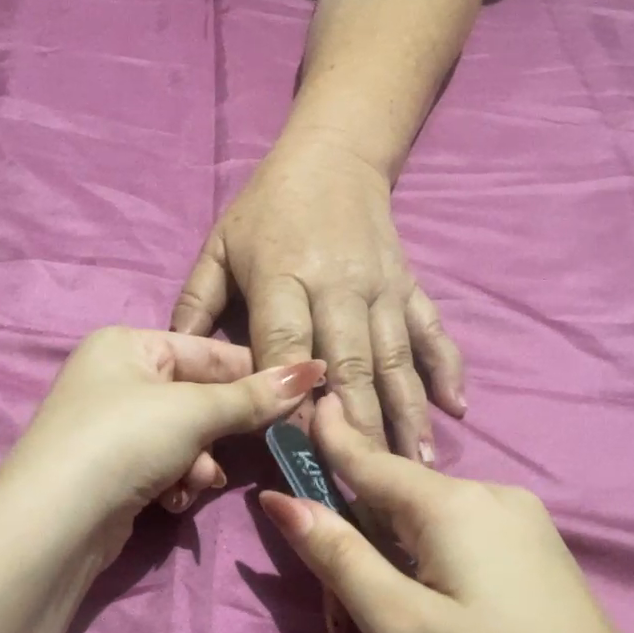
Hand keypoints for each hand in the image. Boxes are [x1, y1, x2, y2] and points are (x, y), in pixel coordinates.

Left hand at [0, 327, 324, 563]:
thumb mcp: (194, 411)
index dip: (254, 376)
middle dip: (217, 433)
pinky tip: (171, 501)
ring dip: (198, 465)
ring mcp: (111, 429)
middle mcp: (116, 379)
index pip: (208, 351)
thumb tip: (313, 369)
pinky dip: (176, 484)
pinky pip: (164, 468)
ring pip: (186, 440)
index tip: (298, 399)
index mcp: (127, 345)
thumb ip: (253, 396)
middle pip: (198, 400)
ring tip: (190, 483)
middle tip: (234, 452)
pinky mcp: (112, 472)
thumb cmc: (124, 441)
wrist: (57, 520)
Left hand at [171, 129, 465, 461]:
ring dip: (405, 416)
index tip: (298, 449)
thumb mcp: (220, 247)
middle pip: (348, 365)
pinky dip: (446, 369)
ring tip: (413, 467)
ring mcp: (382, 288)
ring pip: (395, 360)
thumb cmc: (266, 208)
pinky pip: (431, 331)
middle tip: (360, 481)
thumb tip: (177, 363)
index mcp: (284, 276)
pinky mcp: (410, 287)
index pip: (287, 345)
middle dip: (355, 426)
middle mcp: (339, 286)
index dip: (291, 398)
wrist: (336, 152)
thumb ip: (196, 304)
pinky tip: (456, 410)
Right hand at [257, 394, 633, 632]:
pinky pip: (460, 561)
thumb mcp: (399, 624)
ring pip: (425, 545)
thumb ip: (338, 556)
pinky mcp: (535, 558)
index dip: (329, 441)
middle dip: (362, 568)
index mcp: (455, 505)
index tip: (301, 404)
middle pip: (394, 513)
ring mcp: (521, 528)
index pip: (370, 462)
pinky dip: (432, 599)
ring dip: (398, 598)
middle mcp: (492, 498)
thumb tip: (281, 499)